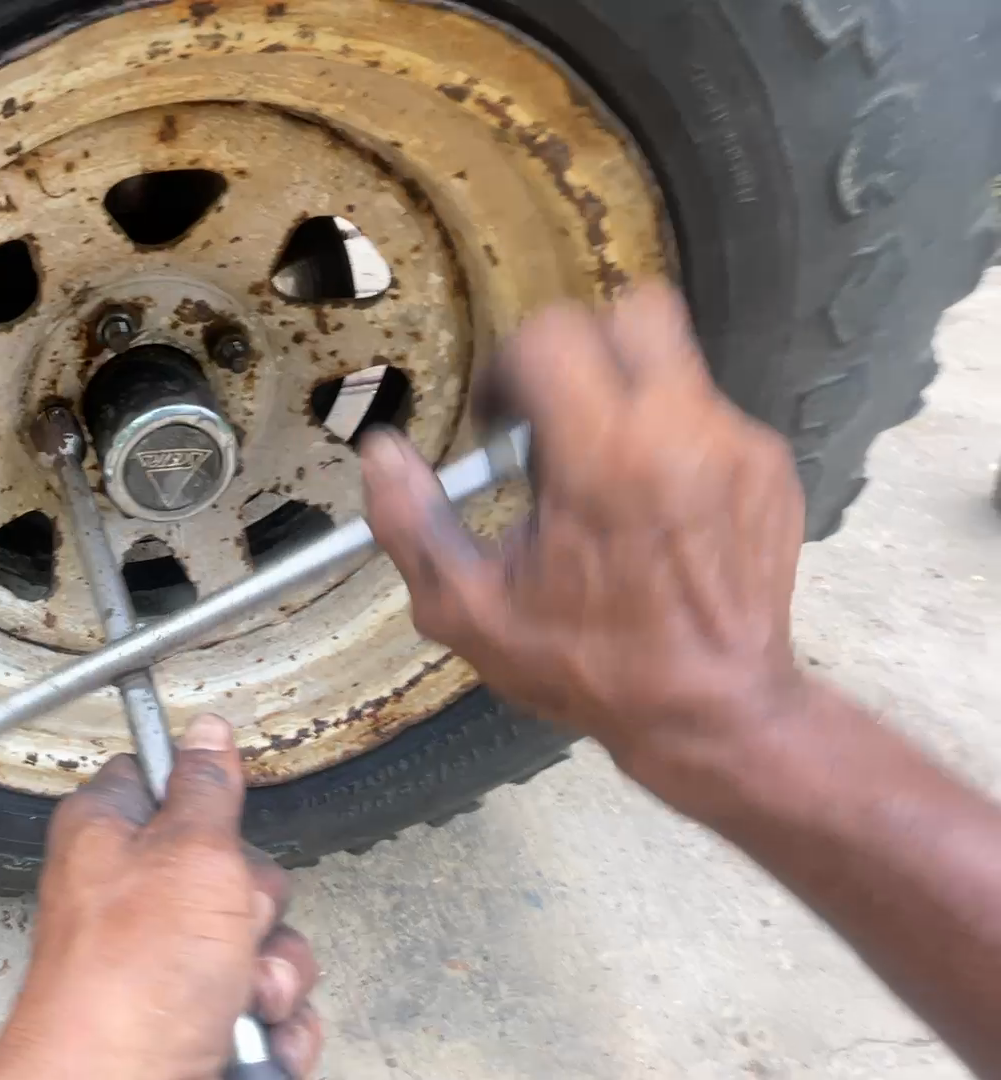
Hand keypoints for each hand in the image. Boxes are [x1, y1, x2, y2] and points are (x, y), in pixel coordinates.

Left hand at [0, 715, 321, 1079]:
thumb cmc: (132, 974)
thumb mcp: (188, 853)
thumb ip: (207, 788)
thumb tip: (208, 730)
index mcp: (111, 829)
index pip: (162, 778)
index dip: (203, 795)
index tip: (223, 823)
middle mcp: (131, 884)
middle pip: (228, 860)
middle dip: (252, 901)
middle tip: (229, 922)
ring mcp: (163, 951)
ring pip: (255, 934)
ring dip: (272, 969)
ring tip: (242, 994)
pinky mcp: (193, 1009)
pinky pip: (261, 996)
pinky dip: (272, 1020)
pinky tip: (255, 1034)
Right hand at [358, 284, 810, 784]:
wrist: (713, 712)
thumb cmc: (576, 661)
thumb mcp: (461, 606)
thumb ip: (408, 520)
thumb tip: (379, 450)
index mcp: (602, 461)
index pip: (553, 337)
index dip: (503, 366)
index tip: (493, 426)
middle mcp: (683, 432)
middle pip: (629, 313)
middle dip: (567, 351)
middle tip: (537, 417)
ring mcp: (739, 445)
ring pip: (668, 357)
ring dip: (608, 390)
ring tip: (582, 469)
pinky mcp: (769, 466)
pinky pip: (697, 407)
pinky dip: (651, 428)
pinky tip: (632, 501)